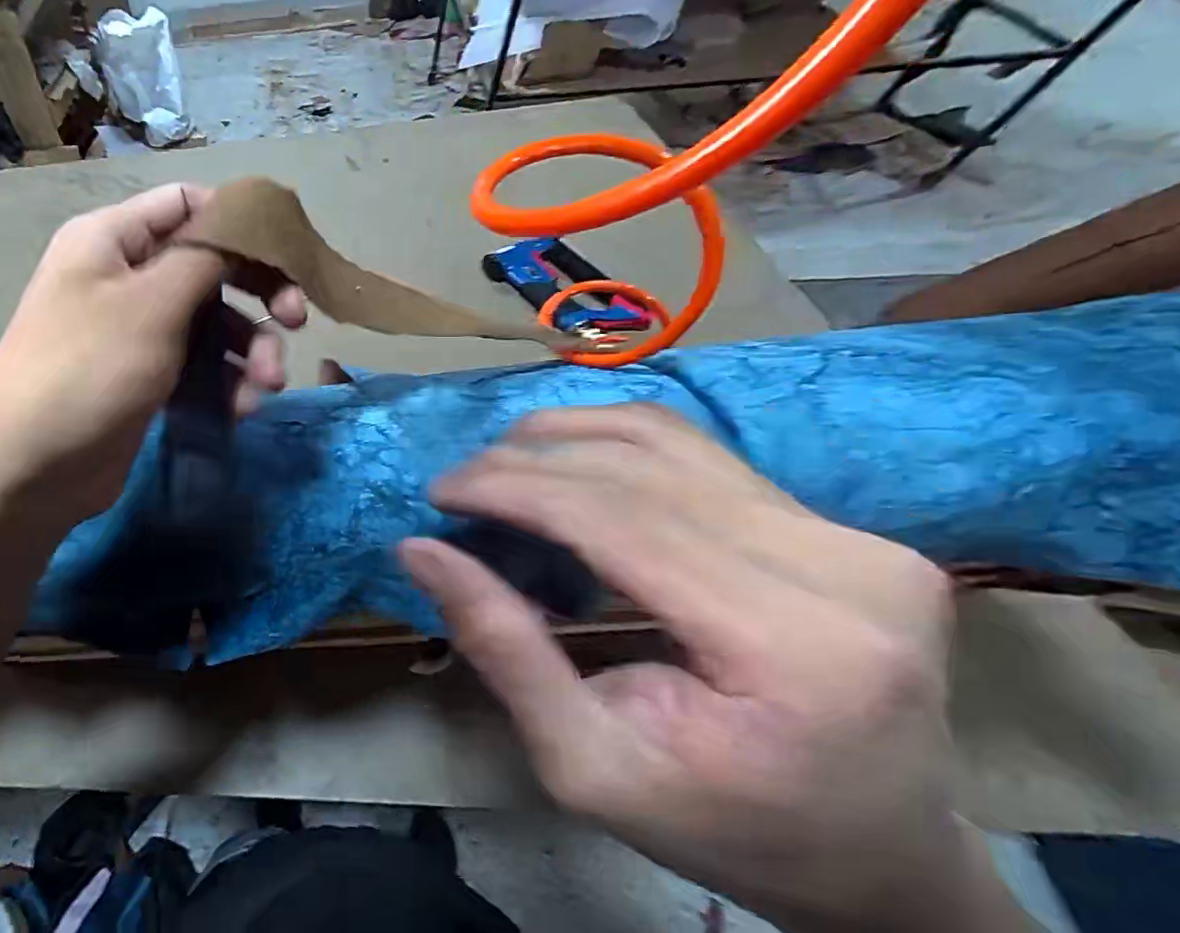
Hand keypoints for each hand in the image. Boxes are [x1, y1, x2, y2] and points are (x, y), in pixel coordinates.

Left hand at [0, 183, 305, 526]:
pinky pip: (196, 365)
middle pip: (208, 267)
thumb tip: (241, 221)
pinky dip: (223, 381)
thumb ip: (204, 257)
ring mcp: (133, 331)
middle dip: (256, 295)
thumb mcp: (150, 307)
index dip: (241, 222)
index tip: (289, 253)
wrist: (27, 473)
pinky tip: (240, 409)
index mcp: (111, 239)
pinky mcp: (143, 377)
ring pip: (209, 322)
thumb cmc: (86, 373)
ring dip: (247, 350)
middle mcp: (122, 276)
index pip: (188, 204)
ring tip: (268, 386)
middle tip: (298, 320)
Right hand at [399, 406, 1027, 932]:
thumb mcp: (585, 765)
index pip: (619, 520)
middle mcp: (841, 569)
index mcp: (790, 647)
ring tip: (498, 465)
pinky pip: (696, 452)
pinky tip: (563, 462)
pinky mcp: (839, 525)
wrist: (875, 856)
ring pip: (666, 440)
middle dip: (525, 463)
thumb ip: (503, 649)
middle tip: (456, 485)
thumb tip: (419, 550)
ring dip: (562, 438)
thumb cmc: (724, 829)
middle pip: (639, 470)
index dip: (514, 490)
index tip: (439, 492)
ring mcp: (852, 537)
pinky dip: (609, 443)